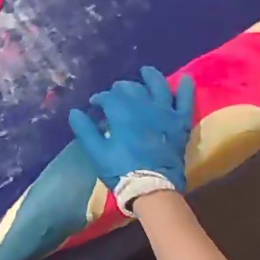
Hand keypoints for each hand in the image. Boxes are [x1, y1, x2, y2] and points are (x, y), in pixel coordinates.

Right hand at [68, 66, 196, 191]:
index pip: (108, 97)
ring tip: (146, 71)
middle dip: (120, 89)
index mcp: (122, 113)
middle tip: (115, 93)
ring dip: (151, 77)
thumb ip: (85, 131)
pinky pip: (185, 100)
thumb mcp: (96, 153)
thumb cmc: (121, 170)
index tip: (94, 105)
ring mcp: (165, 112)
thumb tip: (74, 112)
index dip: (99, 99)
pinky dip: (185, 89)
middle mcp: (144, 106)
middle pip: (131, 89)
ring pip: (158, 86)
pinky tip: (184, 79)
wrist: (152, 187)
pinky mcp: (180, 122)